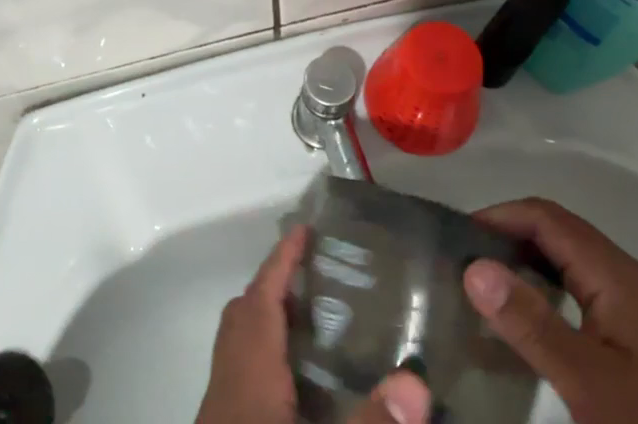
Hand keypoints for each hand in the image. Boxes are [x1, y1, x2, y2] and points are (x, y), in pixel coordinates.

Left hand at [195, 225, 432, 423]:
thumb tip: (416, 381)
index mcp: (248, 379)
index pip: (260, 301)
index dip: (280, 262)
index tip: (305, 230)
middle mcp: (227, 388)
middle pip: (242, 318)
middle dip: (275, 288)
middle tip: (323, 277)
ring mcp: (221, 413)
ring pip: (237, 348)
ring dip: (269, 324)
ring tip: (320, 324)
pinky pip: (240, 378)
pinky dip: (267, 361)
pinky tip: (304, 389)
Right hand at [465, 199, 637, 423]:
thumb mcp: (589, 380)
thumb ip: (532, 323)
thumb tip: (474, 266)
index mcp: (616, 275)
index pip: (546, 217)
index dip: (497, 216)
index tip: (452, 238)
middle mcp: (628, 278)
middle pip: (558, 235)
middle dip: (506, 239)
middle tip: (457, 267)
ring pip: (570, 265)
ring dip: (524, 267)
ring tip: (481, 294)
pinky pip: (583, 295)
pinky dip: (546, 296)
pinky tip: (526, 330)